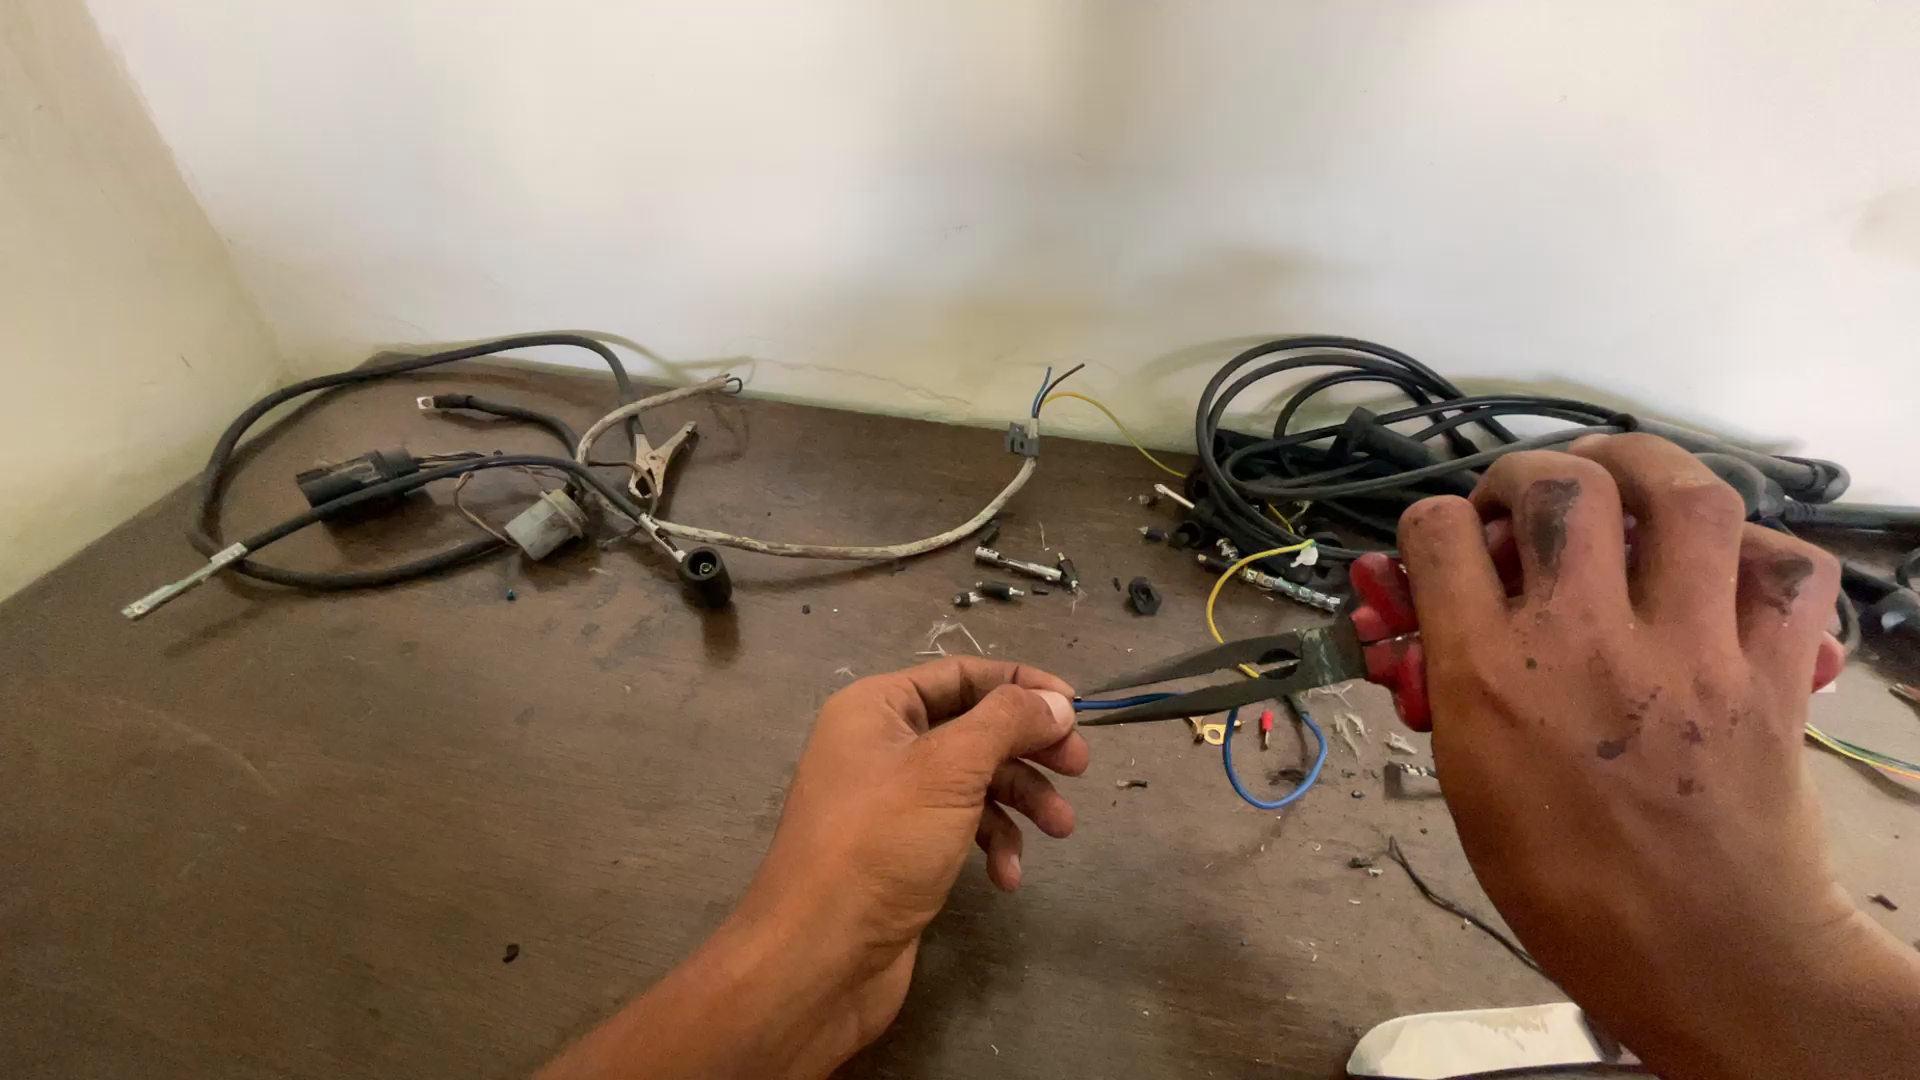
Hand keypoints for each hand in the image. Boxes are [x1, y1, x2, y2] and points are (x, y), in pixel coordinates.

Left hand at [736, 656, 1083, 1051]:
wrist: (817, 960)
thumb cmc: (880, 843)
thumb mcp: (949, 768)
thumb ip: (1007, 723)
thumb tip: (1057, 702)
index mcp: (878, 707)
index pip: (961, 675)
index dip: (1020, 685)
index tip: (1074, 707)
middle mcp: (882, 743)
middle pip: (974, 726)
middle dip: (1028, 747)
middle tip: (1079, 767)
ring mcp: (892, 798)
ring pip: (973, 779)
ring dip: (1020, 800)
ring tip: (1061, 829)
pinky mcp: (903, 846)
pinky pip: (959, 824)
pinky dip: (990, 842)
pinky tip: (1006, 877)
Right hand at [1397, 434, 1917, 1079]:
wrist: (1700, 951)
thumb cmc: (1546, 865)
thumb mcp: (1458, 763)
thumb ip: (1445, 671)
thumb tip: (1434, 614)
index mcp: (1487, 670)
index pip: (1438, 536)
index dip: (1426, 523)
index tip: (1437, 542)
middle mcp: (1582, 640)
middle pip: (1560, 489)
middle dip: (1526, 473)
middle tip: (1522, 497)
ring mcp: (1690, 650)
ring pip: (1686, 498)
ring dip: (1640, 466)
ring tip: (1616, 477)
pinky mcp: (1772, 674)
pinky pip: (1786, 568)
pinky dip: (1750, 545)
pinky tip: (1714, 563)